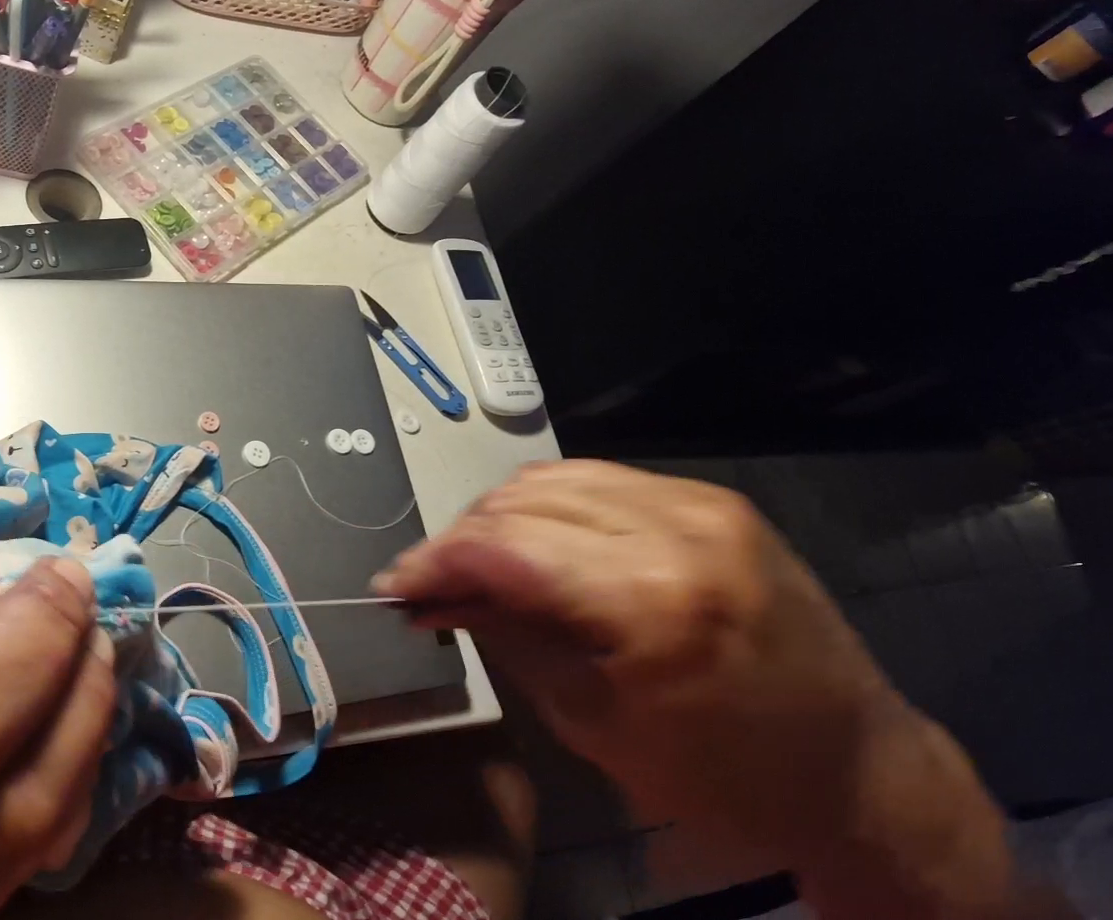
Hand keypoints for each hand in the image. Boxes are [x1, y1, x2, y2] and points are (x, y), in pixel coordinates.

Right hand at [375, 460, 1024, 916]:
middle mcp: (679, 530)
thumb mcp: (587, 717)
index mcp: (653, 601)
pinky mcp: (711, 499)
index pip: (505, 546)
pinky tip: (535, 542)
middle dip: (461, 539)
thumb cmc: (720, 776)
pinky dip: (547, 505)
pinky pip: (596, 479)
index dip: (435, 560)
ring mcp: (701, 504)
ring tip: (479, 562)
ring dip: (498, 516)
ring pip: (551, 477)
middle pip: (520, 501)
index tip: (396, 585)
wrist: (856, 771)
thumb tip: (435, 594)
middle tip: (432, 583)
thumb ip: (502, 633)